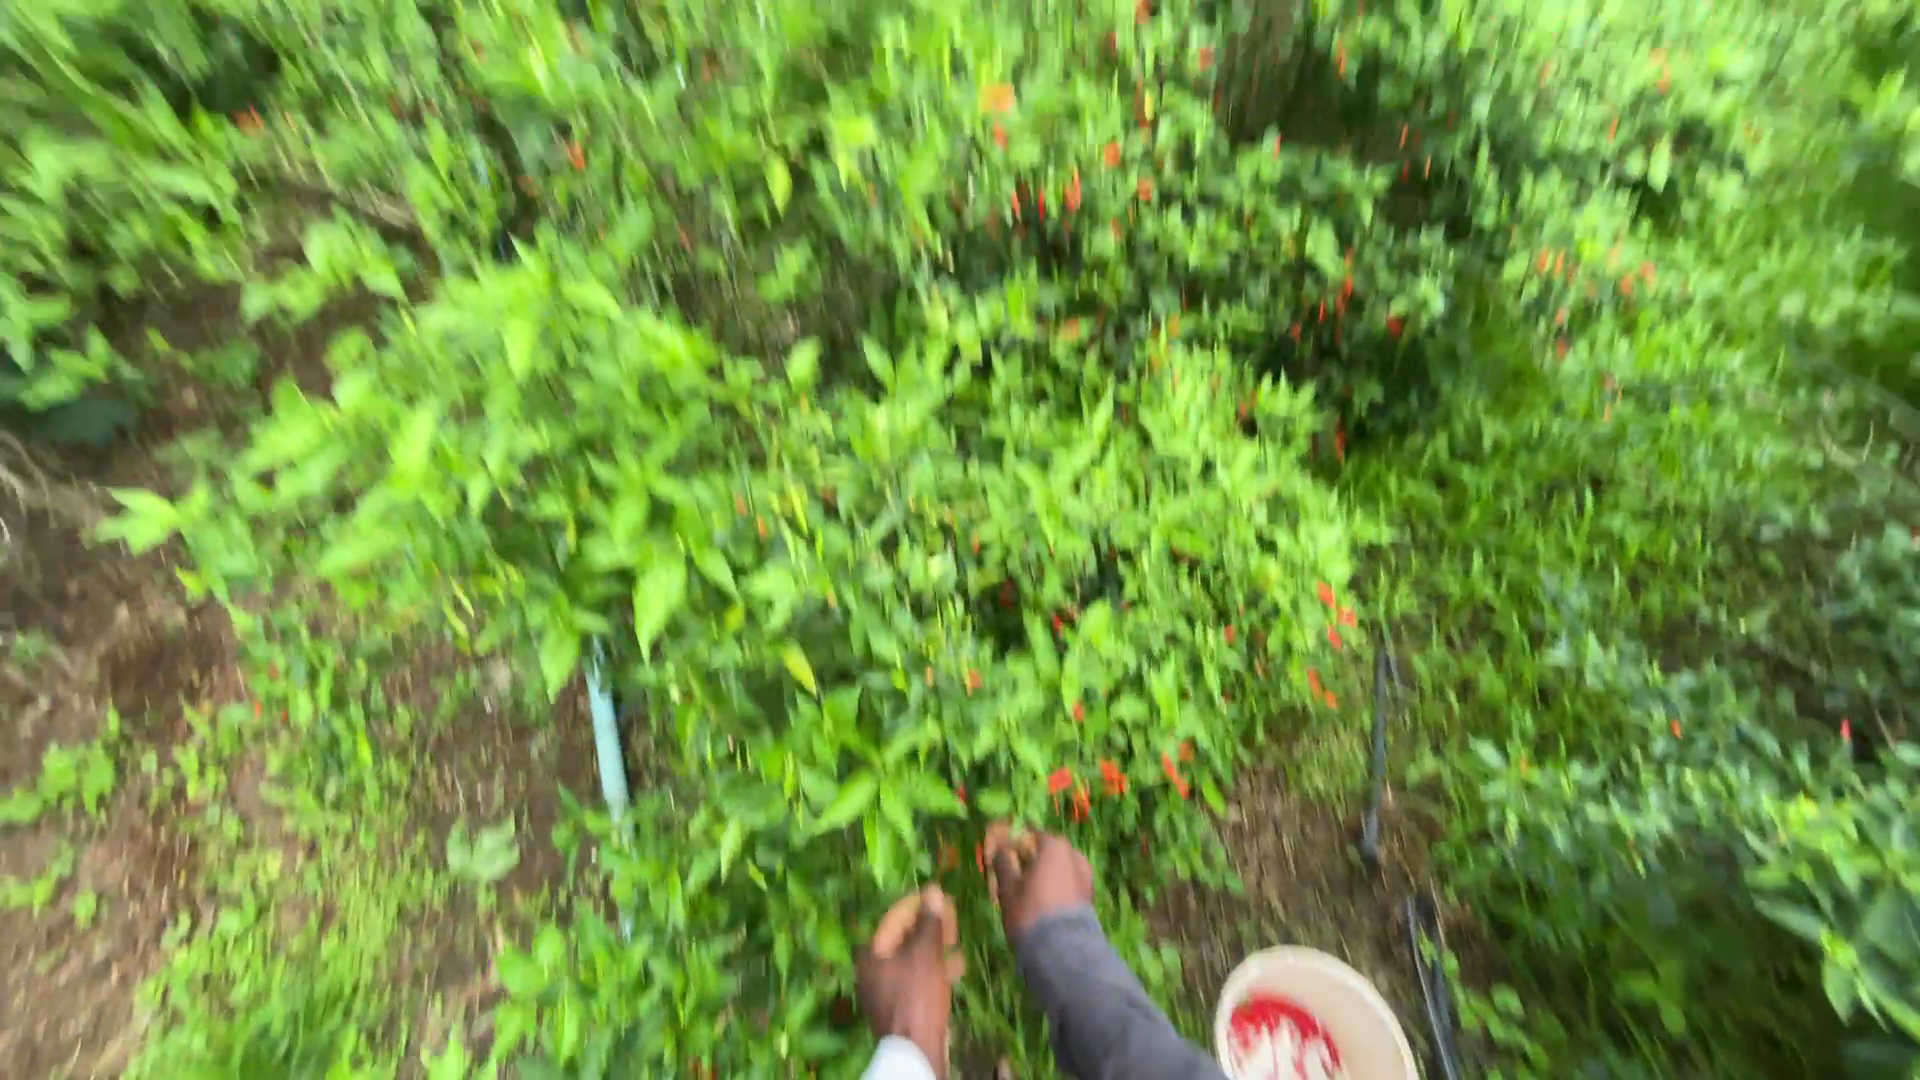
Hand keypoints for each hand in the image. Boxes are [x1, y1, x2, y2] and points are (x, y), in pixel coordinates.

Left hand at [856, 886, 962, 1076]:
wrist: (916, 1053)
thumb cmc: (917, 995)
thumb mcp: (926, 953)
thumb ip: (930, 921)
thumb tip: (934, 890)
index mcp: (872, 952)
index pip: (896, 916)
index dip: (919, 903)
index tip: (940, 894)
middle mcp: (874, 968)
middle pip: (904, 936)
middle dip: (930, 924)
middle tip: (951, 915)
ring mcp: (887, 989)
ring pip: (914, 957)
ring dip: (936, 945)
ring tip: (957, 937)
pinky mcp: (902, 1005)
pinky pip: (918, 977)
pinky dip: (936, 968)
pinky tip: (957, 964)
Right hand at [983, 822, 1093, 940]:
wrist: (1063, 951)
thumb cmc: (1030, 911)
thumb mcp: (1008, 887)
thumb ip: (1003, 864)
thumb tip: (1000, 849)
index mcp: (1054, 847)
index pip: (1035, 834)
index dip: (1020, 840)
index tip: (1009, 847)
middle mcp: (1074, 856)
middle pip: (1052, 850)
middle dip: (1037, 857)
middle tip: (1020, 868)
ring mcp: (1086, 878)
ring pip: (1063, 868)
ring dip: (1050, 873)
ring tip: (1033, 887)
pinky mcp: (1090, 899)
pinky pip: (1070, 884)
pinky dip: (1059, 887)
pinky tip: (1047, 901)